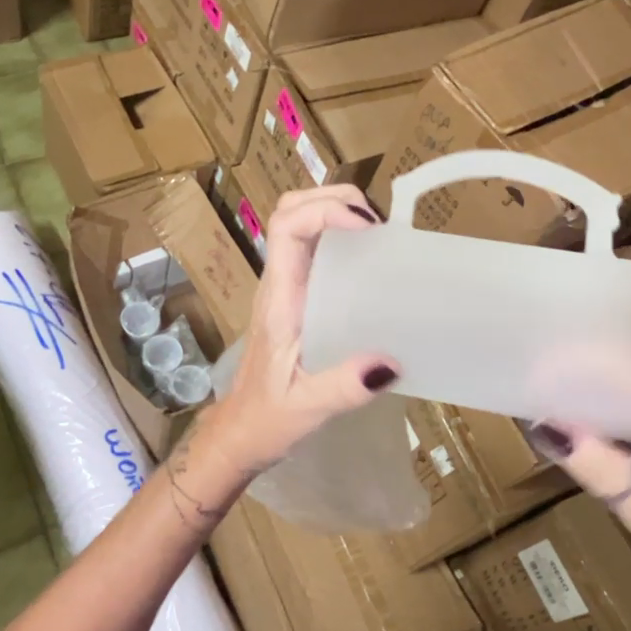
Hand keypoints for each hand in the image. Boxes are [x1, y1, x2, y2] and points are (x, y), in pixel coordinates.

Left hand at [199, 185, 399, 477]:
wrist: (239, 433)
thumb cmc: (266, 419)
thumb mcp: (307, 408)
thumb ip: (344, 387)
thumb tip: (390, 363)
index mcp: (278, 300)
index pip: (286, 228)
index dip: (325, 210)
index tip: (369, 225)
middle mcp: (278, 284)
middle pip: (289, 211)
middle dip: (331, 197)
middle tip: (378, 219)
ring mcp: (284, 288)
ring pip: (297, 224)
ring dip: (334, 210)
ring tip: (379, 230)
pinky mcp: (294, 299)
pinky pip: (311, 249)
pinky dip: (338, 235)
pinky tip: (370, 256)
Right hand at [530, 372, 630, 587]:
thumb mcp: (630, 496)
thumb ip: (584, 455)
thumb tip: (536, 419)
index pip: (616, 367)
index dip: (569, 372)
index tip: (527, 379)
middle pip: (618, 372)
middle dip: (575, 387)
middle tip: (531, 399)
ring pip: (621, 386)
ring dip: (588, 402)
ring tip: (546, 411)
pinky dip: (605, 413)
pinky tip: (580, 427)